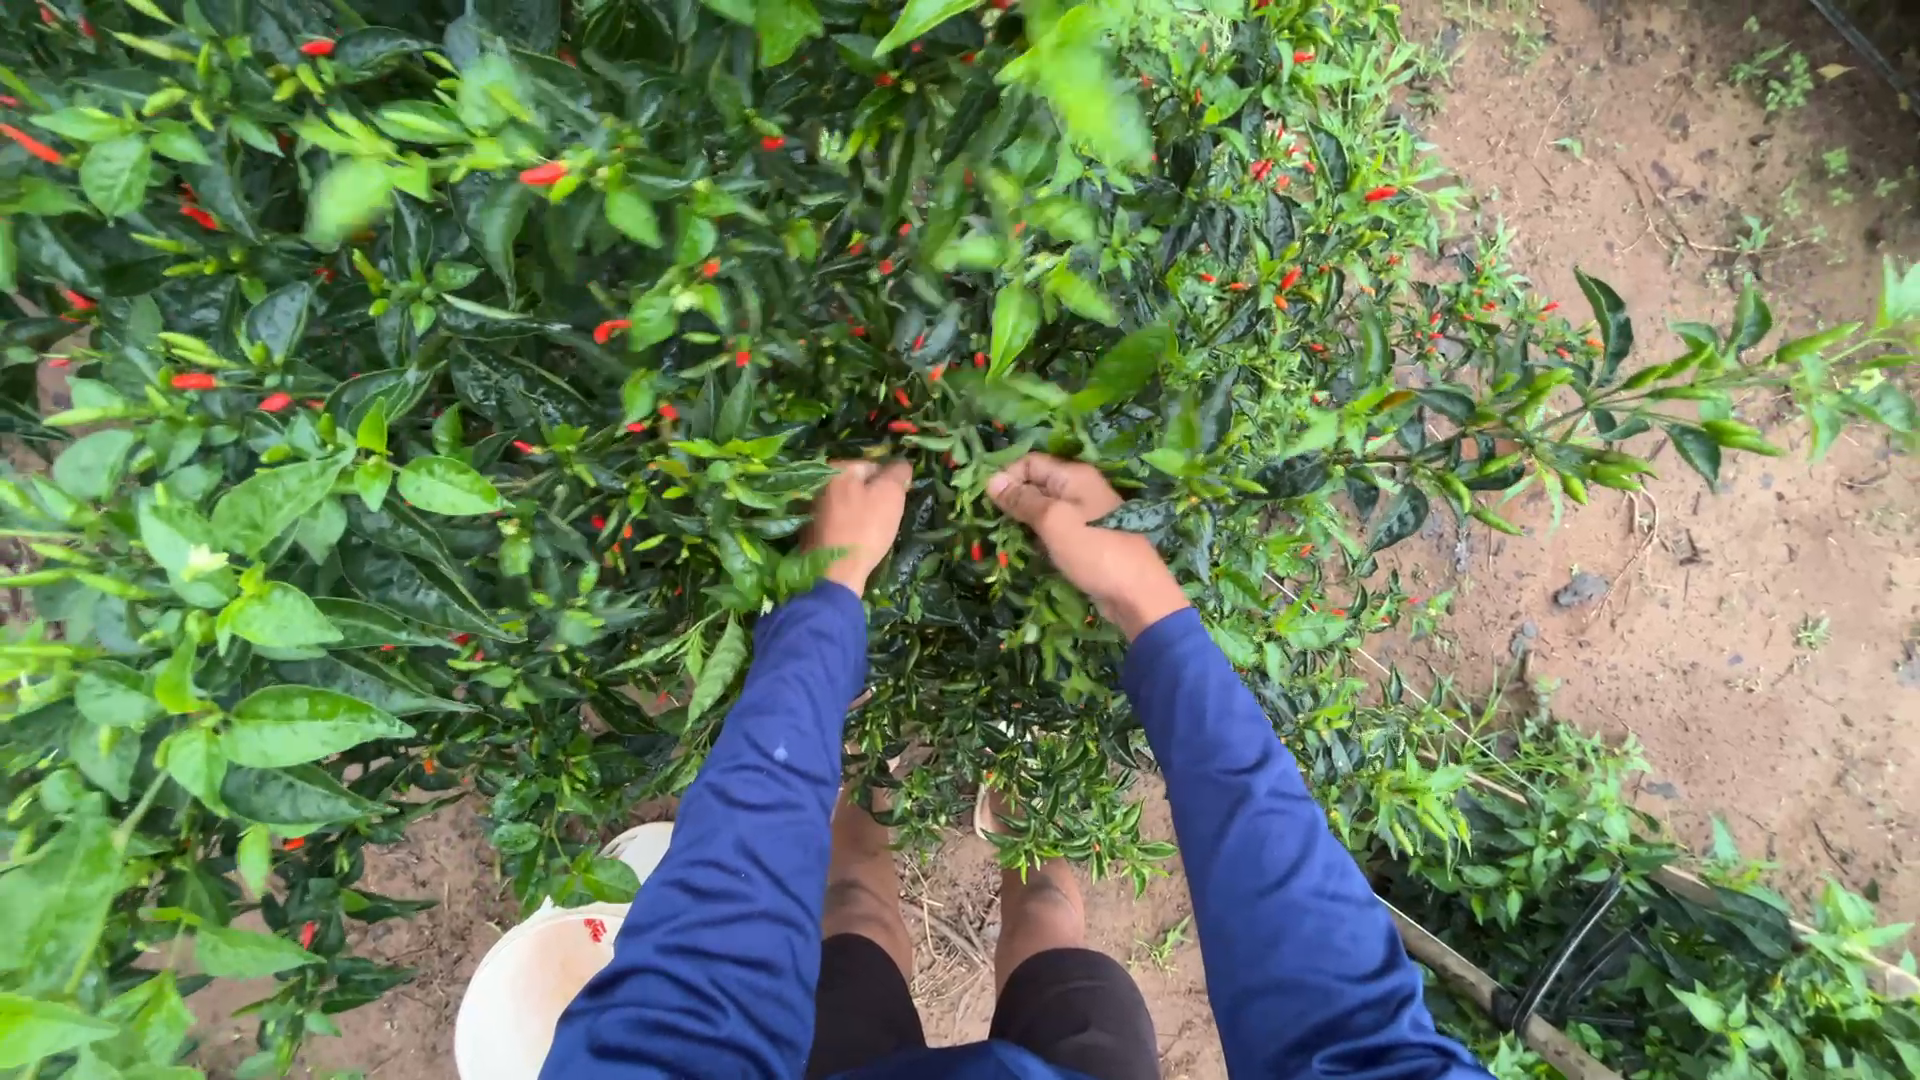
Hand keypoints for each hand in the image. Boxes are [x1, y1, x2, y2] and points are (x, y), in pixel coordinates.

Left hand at [803, 459, 911, 593]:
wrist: (836, 571)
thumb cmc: (865, 528)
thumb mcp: (890, 494)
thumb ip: (898, 472)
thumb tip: (902, 463)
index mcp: (836, 469)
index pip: (873, 466)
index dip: (890, 484)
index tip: (896, 503)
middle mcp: (818, 484)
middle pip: (859, 485)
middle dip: (874, 498)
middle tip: (885, 518)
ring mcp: (811, 508)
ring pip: (848, 504)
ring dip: (862, 514)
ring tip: (872, 532)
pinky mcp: (810, 531)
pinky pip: (838, 522)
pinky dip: (849, 527)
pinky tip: (857, 541)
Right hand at [986, 453, 1188, 639]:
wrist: (1137, 594)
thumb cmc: (1094, 551)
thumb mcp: (1052, 521)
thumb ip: (1022, 500)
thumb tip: (991, 479)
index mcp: (1074, 475)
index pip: (1030, 462)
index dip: (1007, 476)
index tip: (988, 502)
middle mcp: (1080, 489)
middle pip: (1036, 484)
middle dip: (1013, 500)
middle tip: (993, 523)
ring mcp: (1084, 515)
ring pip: (1043, 509)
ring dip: (1023, 521)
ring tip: (1007, 539)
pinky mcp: (1085, 538)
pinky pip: (1054, 529)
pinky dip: (1039, 537)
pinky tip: (1029, 551)